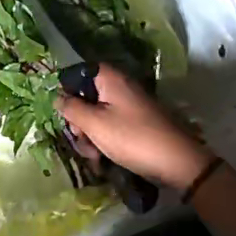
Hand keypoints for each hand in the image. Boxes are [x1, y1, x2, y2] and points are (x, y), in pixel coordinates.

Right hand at [57, 65, 214, 190]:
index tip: (64, 113)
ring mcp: (129, 104)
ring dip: (90, 135)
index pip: (78, 72)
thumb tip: (57, 96)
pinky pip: (111, 124)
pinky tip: (103, 158)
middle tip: (81, 140)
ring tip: (95, 156)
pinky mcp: (136, 122)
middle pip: (86, 96)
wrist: (177, 163)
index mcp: (110, 78)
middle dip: (78, 120)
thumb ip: (71, 108)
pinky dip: (104, 139)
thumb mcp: (94, 124)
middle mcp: (120, 86)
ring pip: (97, 114)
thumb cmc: (132, 138)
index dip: (67, 91)